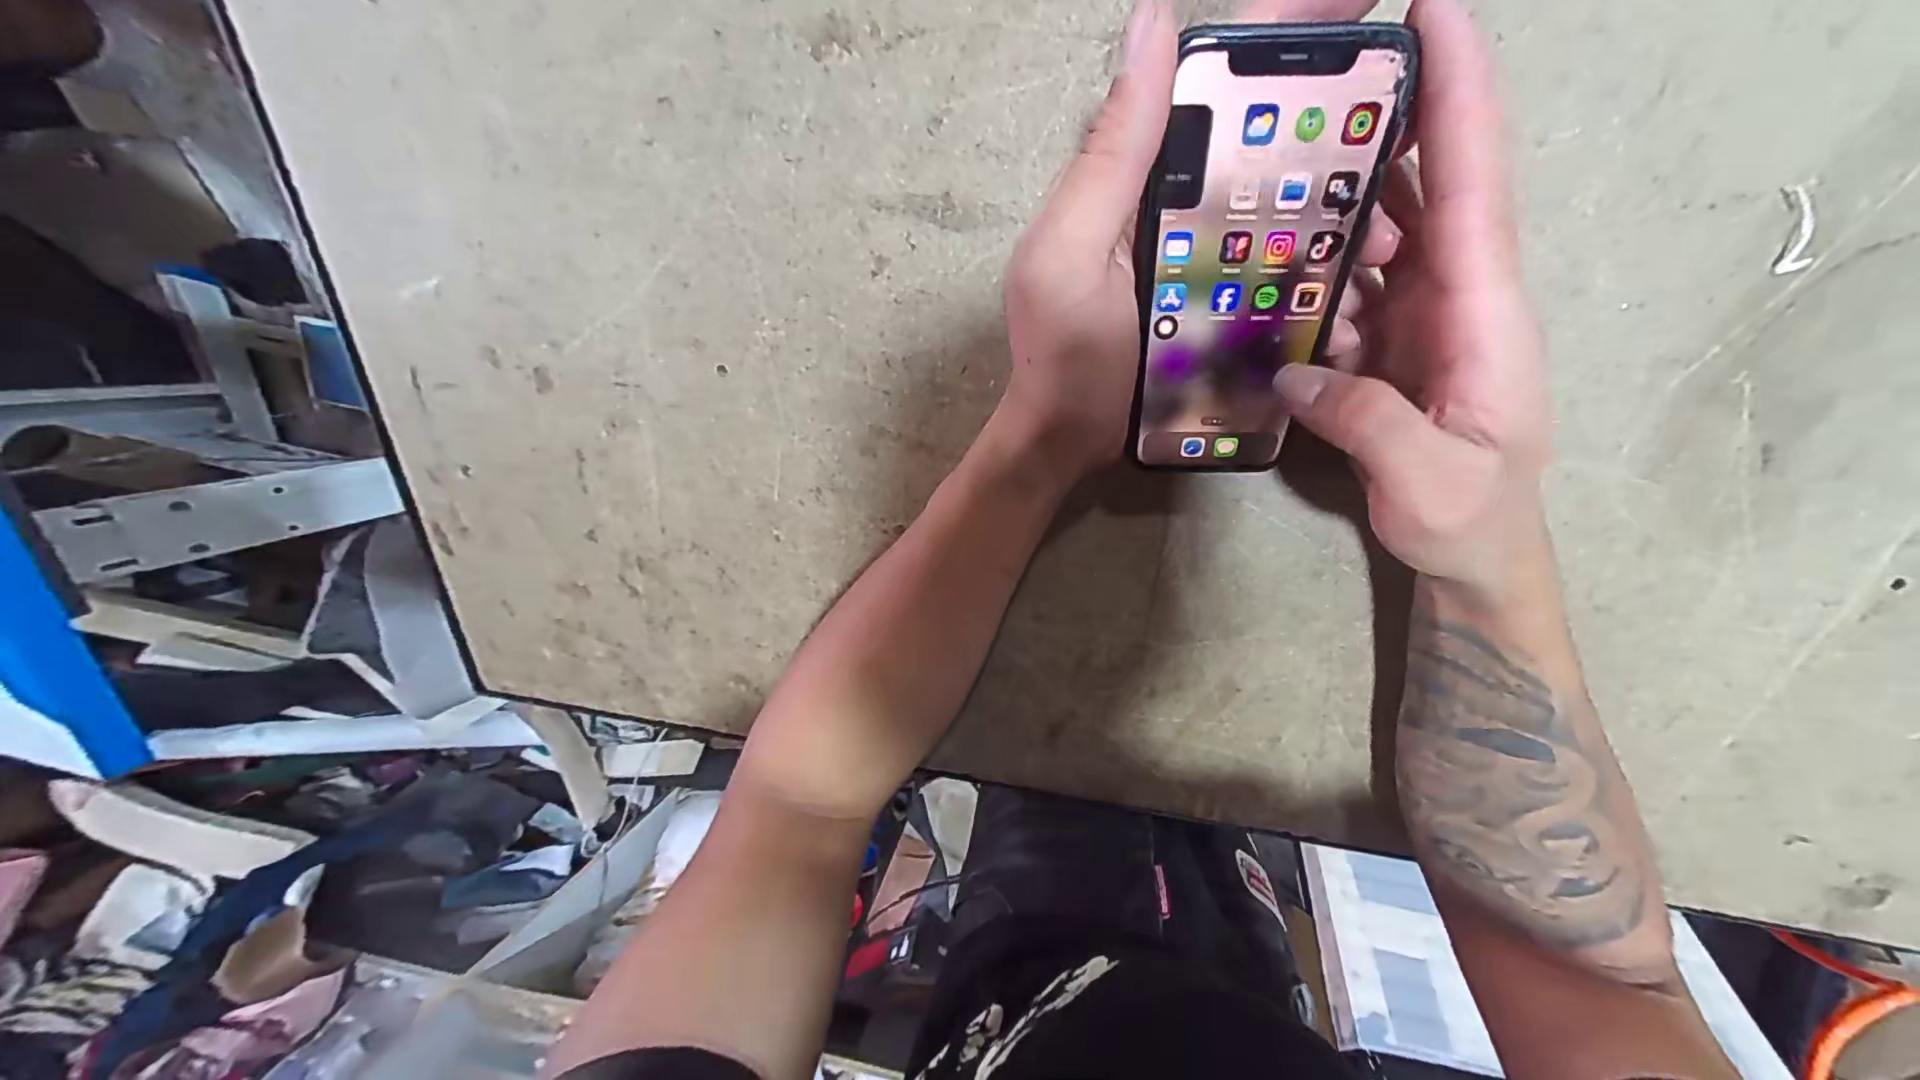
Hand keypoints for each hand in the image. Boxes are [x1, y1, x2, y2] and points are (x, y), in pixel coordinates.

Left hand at [998, 0, 1390, 482]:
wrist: (1066, 440)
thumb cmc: (1061, 356)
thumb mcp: (1070, 255)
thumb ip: (1110, 155)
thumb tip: (1153, 21)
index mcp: (1140, 182)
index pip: (1217, 87)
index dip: (1287, 34)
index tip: (1364, 7)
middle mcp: (1174, 210)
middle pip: (1266, 153)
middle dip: (1337, 145)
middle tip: (1394, 166)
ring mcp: (1199, 263)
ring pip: (1283, 218)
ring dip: (1339, 221)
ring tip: (1379, 246)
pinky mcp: (1216, 310)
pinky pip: (1277, 280)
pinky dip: (1316, 281)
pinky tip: (1347, 297)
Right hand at [1272, 0, 1554, 595]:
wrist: (1475, 555)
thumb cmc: (1472, 519)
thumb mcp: (1432, 478)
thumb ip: (1367, 421)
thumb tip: (1292, 372)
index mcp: (1484, 315)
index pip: (1478, 186)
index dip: (1459, 99)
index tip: (1432, 18)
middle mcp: (1455, 301)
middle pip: (1428, 192)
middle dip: (1383, 135)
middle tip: (1313, 103)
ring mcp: (1418, 323)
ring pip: (1382, 240)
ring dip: (1336, 211)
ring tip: (1277, 188)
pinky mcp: (1386, 349)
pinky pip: (1350, 293)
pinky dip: (1315, 278)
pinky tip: (1276, 279)